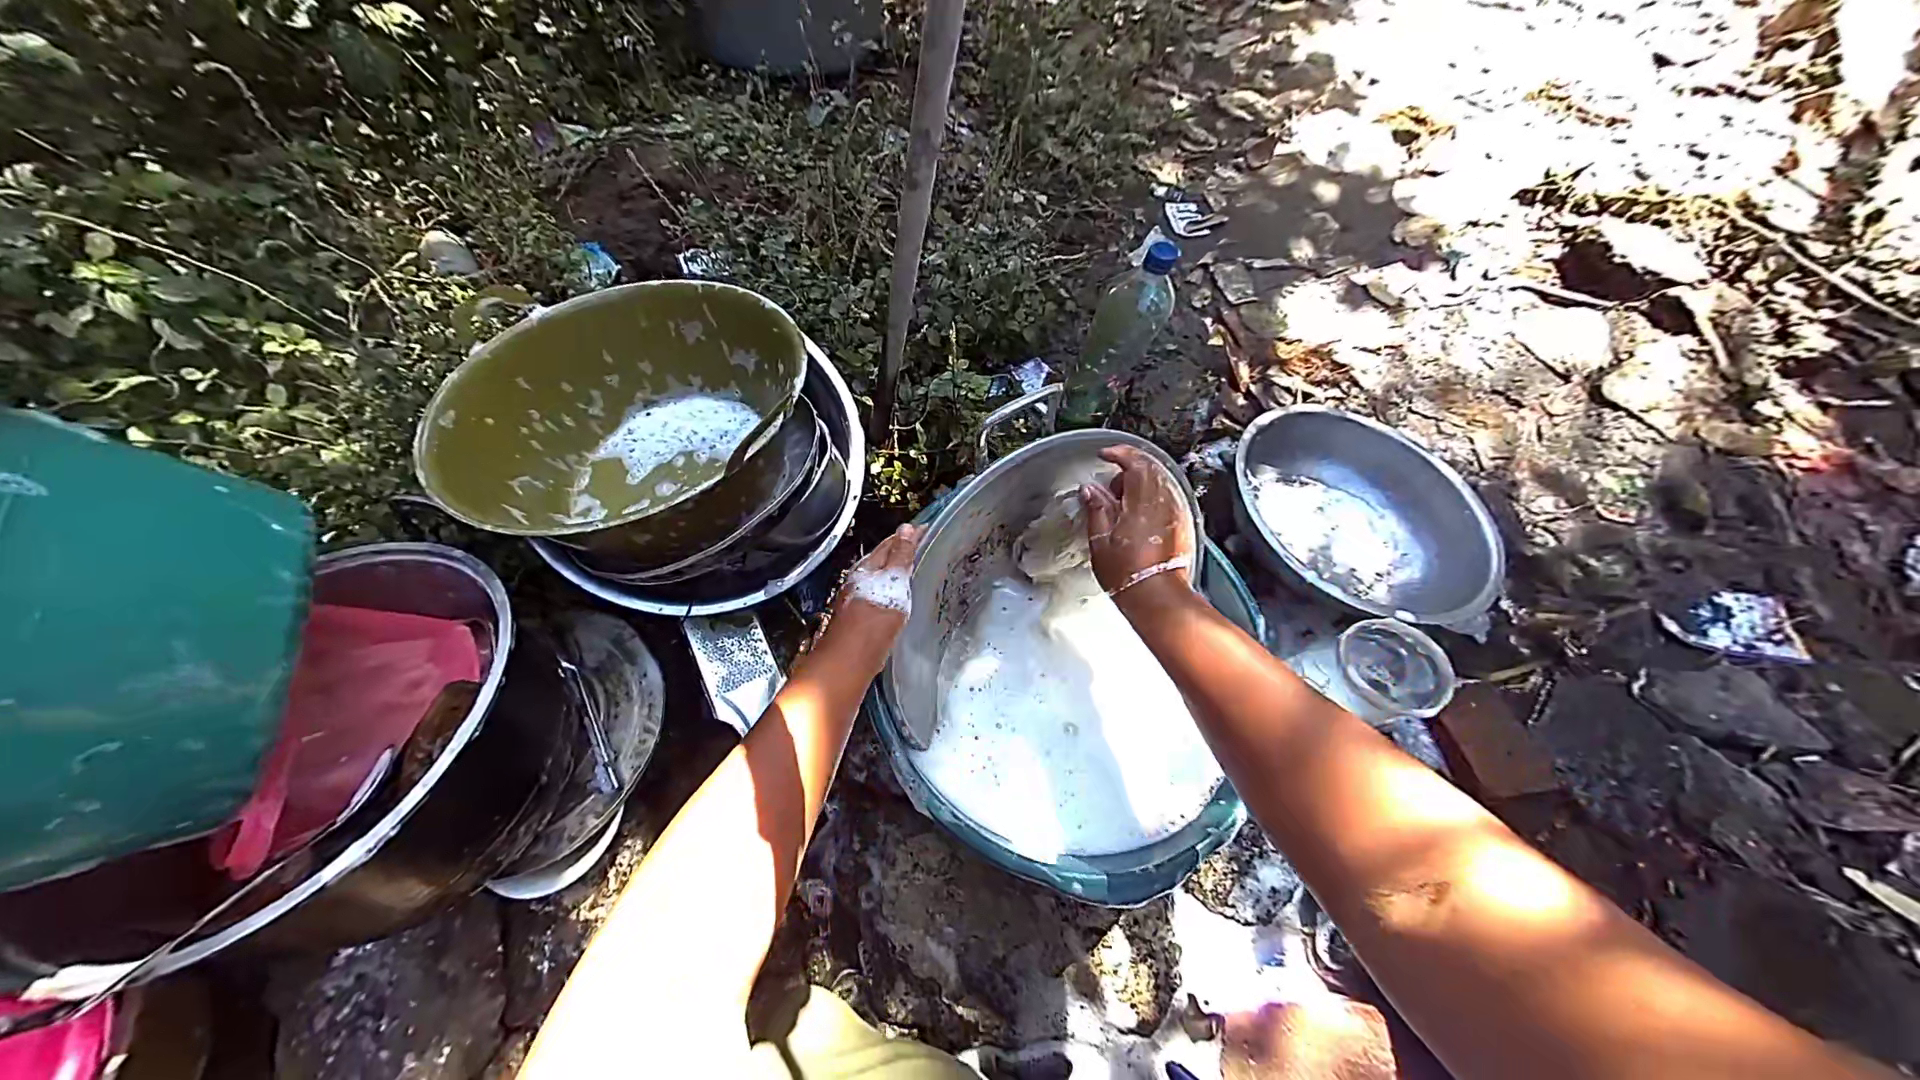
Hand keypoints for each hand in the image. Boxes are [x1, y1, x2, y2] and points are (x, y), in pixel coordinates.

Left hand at [820, 524, 922, 671]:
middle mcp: (860, 581)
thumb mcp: (893, 583)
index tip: (924, 529)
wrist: (850, 660)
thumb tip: (907, 530)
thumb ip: (901, 556)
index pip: (890, 542)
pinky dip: (893, 588)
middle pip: (883, 558)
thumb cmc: (870, 621)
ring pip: (881, 576)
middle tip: (920, 542)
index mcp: (867, 568)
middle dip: (901, 549)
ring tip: (913, 566)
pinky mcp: (863, 619)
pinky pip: (881, 594)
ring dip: (897, 569)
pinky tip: (900, 597)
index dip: (908, 534)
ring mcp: (860, 600)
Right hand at [1079, 444, 1195, 598]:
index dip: (1119, 453)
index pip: (1136, 462)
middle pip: (1149, 468)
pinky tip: (1136, 516)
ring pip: (1158, 482)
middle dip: (1126, 471)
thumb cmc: (1128, 573)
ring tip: (1120, 505)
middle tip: (1108, 489)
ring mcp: (1176, 512)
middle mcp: (1165, 501)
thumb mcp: (1100, 540)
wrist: (1157, 597)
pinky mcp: (1182, 524)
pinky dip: (1149, 497)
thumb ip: (1096, 509)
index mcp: (1143, 500)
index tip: (1105, 455)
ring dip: (1138, 485)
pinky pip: (1166, 497)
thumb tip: (1090, 490)